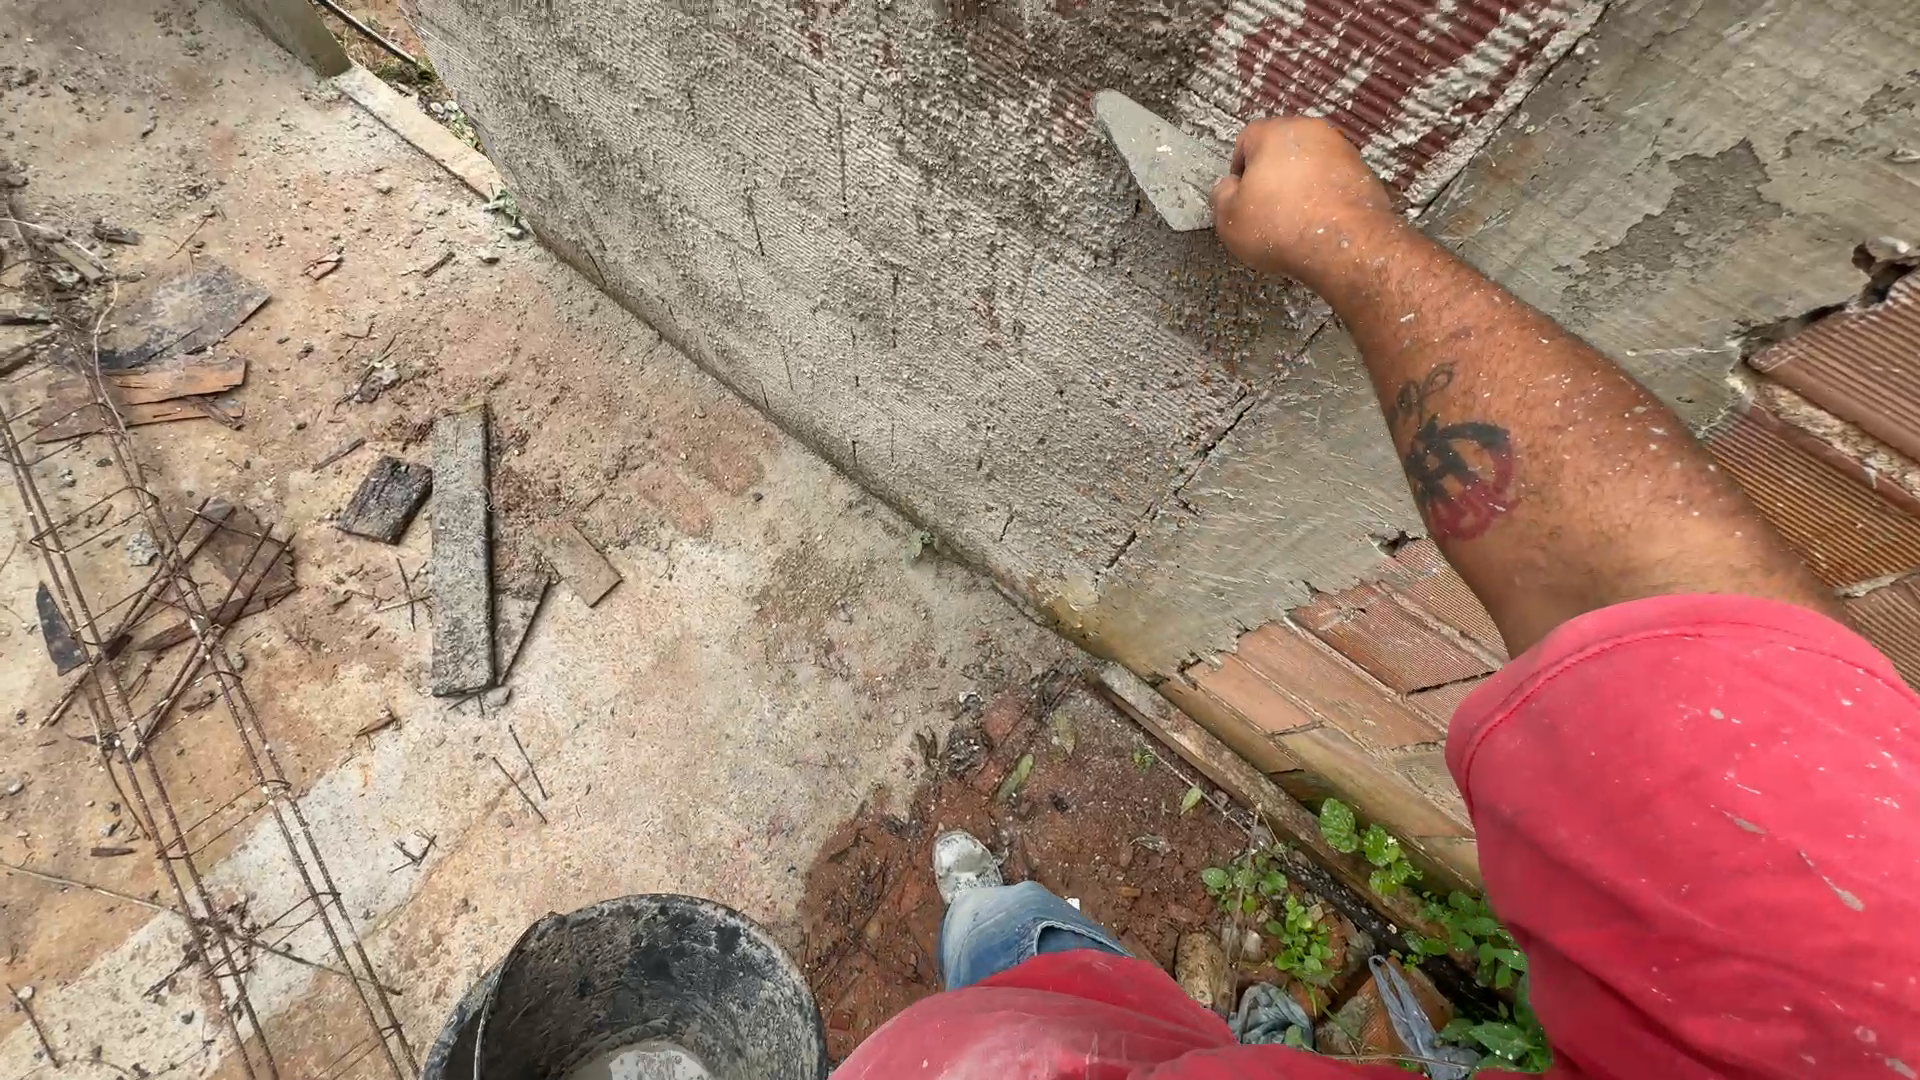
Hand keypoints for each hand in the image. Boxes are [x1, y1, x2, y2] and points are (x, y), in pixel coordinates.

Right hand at [1211, 117, 1400, 287]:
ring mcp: (1340, 149)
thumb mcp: (1229, 219)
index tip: (1239, 195)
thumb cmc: (1280, 227)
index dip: (1238, 169)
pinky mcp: (1361, 170)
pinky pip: (1331, 180)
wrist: (1340, 244)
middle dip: (1269, 175)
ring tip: (1290, 220)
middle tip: (1262, 209)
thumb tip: (1226, 187)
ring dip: (1296, 186)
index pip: (1246, 139)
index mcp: (1274, 134)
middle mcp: (1310, 131)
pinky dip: (1320, 196)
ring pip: (1307, 163)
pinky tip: (1313, 223)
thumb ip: (1221, 196)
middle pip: (1280, 149)